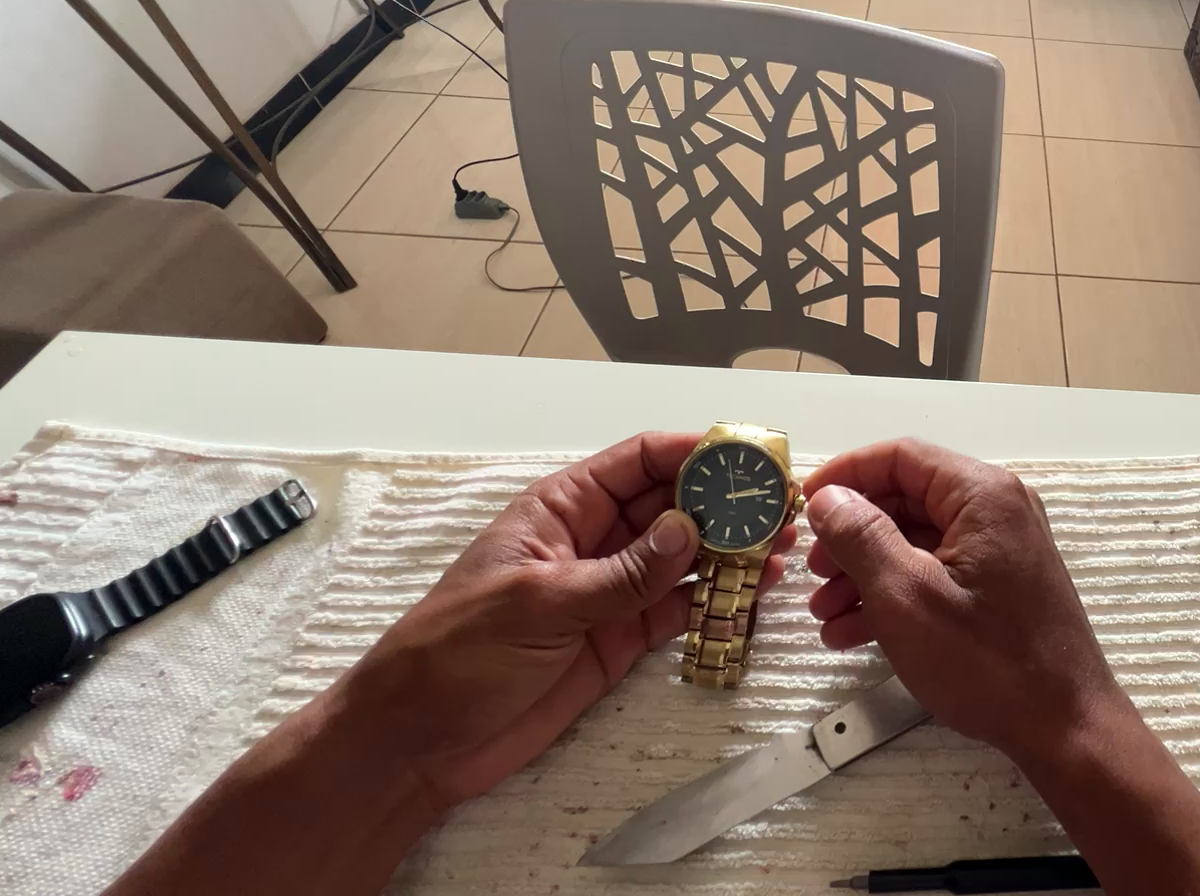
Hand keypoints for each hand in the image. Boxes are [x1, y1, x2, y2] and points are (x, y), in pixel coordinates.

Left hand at [334, 431, 795, 806]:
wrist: (416, 747)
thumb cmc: (455, 654)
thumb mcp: (536, 603)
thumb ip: (620, 571)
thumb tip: (690, 531)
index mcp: (566, 508)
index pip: (641, 461)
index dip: (694, 452)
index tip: (746, 457)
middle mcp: (600, 537)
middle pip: (677, 504)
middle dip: (729, 501)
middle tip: (782, 506)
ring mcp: (618, 585)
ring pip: (690, 553)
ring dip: (735, 548)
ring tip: (783, 546)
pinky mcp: (629, 632)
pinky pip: (685, 603)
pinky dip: (721, 596)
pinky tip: (756, 589)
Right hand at [802, 439, 1123, 762]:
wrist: (1065, 729)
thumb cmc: (986, 661)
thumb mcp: (907, 596)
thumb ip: (861, 537)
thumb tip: (827, 498)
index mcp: (981, 493)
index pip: (901, 457)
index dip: (846, 475)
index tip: (802, 504)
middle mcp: (995, 508)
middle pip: (906, 499)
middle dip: (852, 536)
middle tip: (813, 573)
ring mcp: (1000, 546)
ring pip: (916, 539)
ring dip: (866, 571)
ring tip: (825, 614)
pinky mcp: (999, 582)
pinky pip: (937, 570)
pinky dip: (896, 592)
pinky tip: (853, 632)